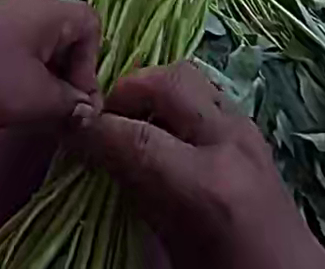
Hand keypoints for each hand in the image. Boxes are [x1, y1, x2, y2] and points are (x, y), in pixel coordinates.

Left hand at [0, 0, 101, 134]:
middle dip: (67, 79)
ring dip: (43, 82)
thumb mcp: (38, 97)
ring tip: (34, 116)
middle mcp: (31, 8)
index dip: (91, 63)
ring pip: (39, 50)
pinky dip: (20, 78)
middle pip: (66, 39)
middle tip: (60, 117)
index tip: (78, 99)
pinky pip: (15, 54)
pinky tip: (8, 104)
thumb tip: (86, 112)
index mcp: (52, 12)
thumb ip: (69, 105)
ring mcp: (4, 19)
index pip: (91, 26)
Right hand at [75, 63, 324, 268]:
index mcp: (209, 185)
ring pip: (188, 74)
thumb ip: (137, 192)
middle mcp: (229, 142)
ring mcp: (246, 128)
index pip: (138, 137)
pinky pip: (205, 88)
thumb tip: (98, 152)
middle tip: (105, 115)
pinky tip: (164, 122)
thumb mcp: (172, 249)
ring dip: (153, 85)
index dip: (99, 129)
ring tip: (133, 115)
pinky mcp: (251, 125)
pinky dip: (176, 94)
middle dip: (128, 90)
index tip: (72, 127)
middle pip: (167, 82)